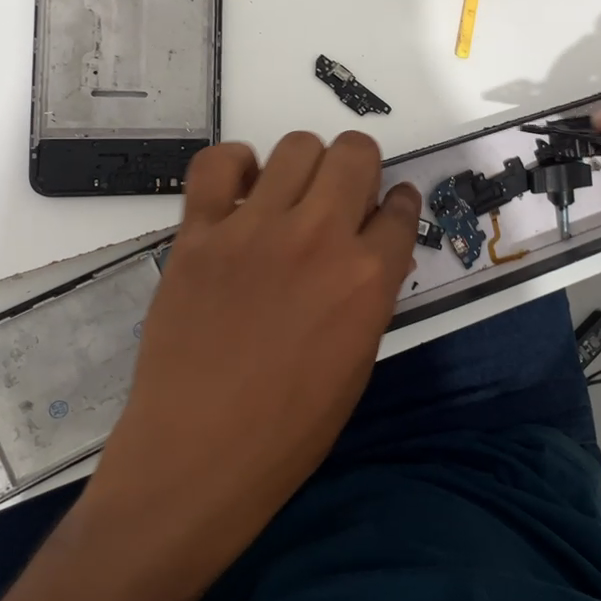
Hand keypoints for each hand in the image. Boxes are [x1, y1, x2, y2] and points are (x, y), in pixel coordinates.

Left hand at [79, 133, 420, 600]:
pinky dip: (234, 165)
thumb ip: (371, 293)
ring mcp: (255, 229)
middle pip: (356, 153)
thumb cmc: (291, 426)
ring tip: (290, 197)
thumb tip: (372, 251)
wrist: (199, 455)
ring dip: (305, 165)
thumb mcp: (358, 358)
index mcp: (368, 277)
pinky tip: (241, 192)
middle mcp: (319, 238)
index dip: (398, 206)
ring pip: (297, 146)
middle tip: (340, 198)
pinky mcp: (199, 233)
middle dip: (359, 169)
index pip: (401, 208)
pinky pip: (217, 164)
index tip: (387, 210)